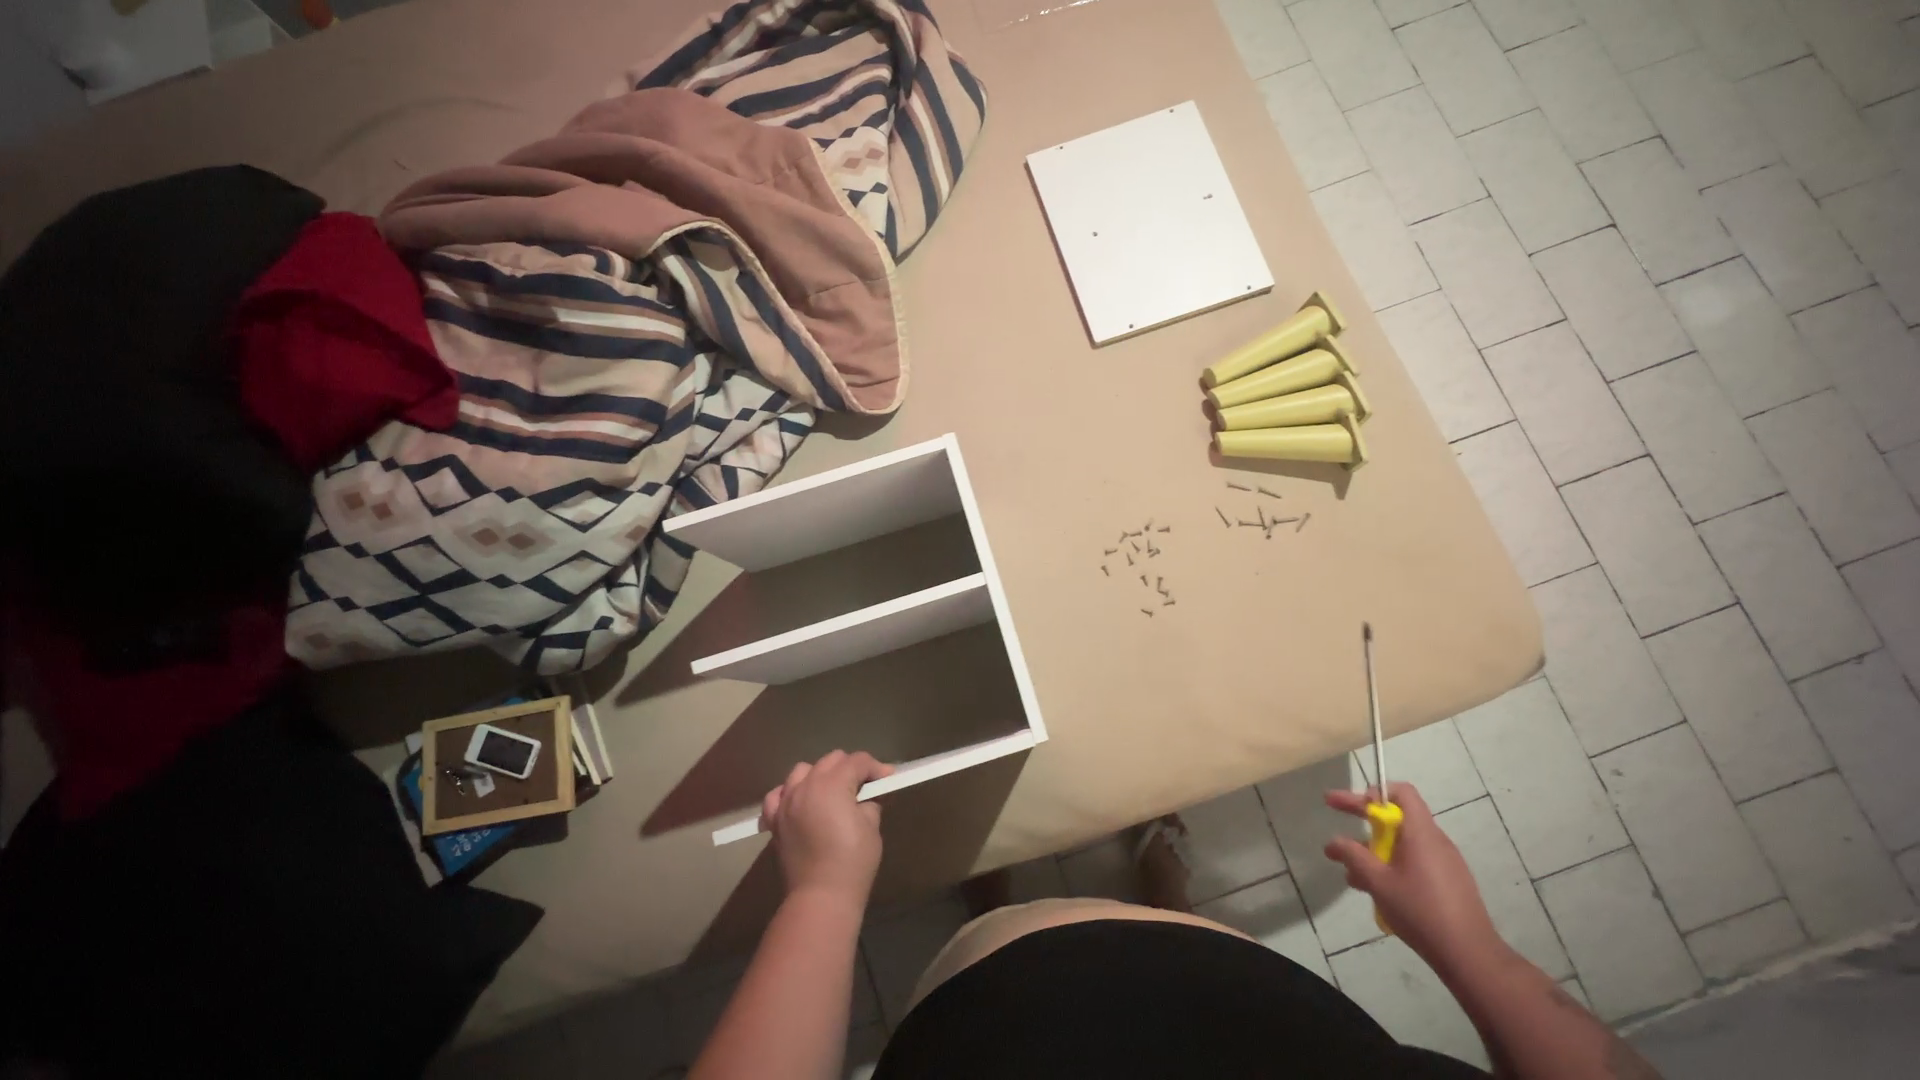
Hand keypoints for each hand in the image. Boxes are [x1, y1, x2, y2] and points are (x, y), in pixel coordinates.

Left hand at [761, 750, 894, 902]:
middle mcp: (806, 786)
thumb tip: (866, 798)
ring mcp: (786, 802)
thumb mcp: (871, 827)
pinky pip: (778, 795)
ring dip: (820, 775)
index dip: (876, 768)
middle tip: (864, 788)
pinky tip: (801, 803)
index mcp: (832, 784)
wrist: (820, 896)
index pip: (857, 761)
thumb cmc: (852, 862)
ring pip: (802, 771)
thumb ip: (868, 803)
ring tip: (832, 793)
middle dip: (850, 768)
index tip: (888, 779)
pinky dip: (790, 793)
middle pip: (831, 760)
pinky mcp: (775, 821)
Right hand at [1323, 783, 1504, 974]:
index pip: (1401, 792)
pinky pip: (1416, 861)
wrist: (1468, 953)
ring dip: (1376, 851)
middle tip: (1337, 831)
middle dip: (1365, 824)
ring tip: (1353, 875)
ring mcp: (1446, 862)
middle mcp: (1436, 841)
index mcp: (1420, 833)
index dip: (1371, 793)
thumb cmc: (1420, 910)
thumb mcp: (1377, 882)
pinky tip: (1380, 891)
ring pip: (1404, 844)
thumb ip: (1353, 856)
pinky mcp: (1450, 881)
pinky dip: (1393, 866)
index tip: (1346, 806)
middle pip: (1398, 818)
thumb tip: (1333, 842)